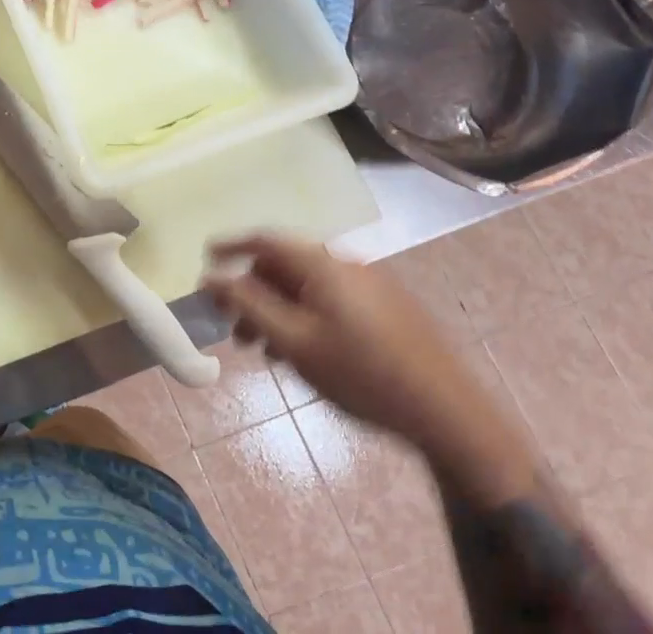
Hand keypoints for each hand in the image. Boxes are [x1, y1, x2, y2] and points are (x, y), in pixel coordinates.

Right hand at [204, 236, 534, 503]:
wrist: (447, 412)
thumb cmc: (361, 374)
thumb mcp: (293, 341)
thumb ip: (247, 305)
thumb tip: (209, 278)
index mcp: (324, 265)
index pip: (265, 240)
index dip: (231, 247)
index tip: (205, 261)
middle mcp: (348, 265)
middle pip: (285, 265)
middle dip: (252, 292)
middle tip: (233, 328)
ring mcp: (372, 286)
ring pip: (308, 287)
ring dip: (277, 309)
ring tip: (263, 350)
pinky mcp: (387, 309)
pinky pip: (331, 300)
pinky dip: (304, 316)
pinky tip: (301, 353)